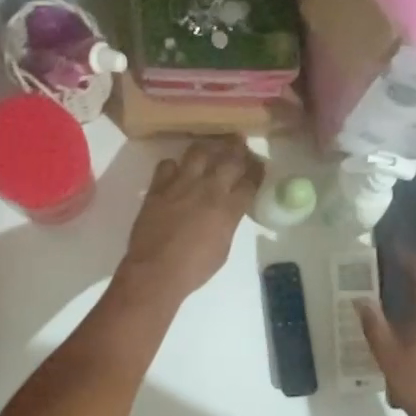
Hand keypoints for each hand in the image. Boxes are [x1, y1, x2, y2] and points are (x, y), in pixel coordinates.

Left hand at [120, 137, 262, 300]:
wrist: (156, 271)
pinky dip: (175, 165)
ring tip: (212, 147)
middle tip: (241, 144)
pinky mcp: (158, 187)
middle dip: (239, 150)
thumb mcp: (222, 249)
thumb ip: (227, 224)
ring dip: (209, 147)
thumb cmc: (194, 269)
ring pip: (199, 152)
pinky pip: (168, 164)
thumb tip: (226, 212)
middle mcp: (208, 189)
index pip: (250, 182)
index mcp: (228, 209)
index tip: (259, 166)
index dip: (257, 171)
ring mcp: (181, 184)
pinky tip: (178, 170)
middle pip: (229, 160)